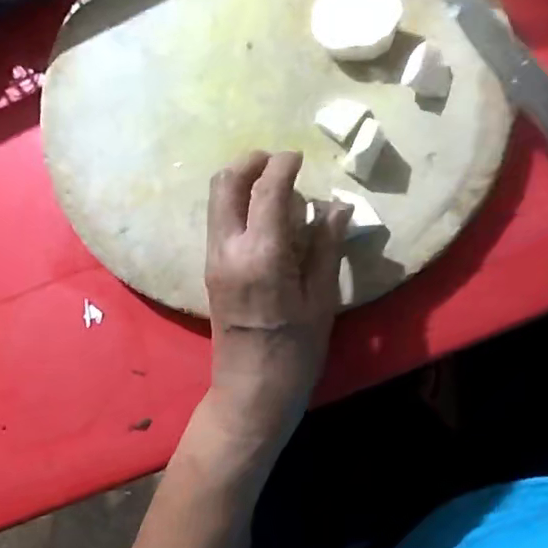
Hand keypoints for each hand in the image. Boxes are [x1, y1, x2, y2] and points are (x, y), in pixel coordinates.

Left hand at [201, 151, 349, 447]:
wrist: (251, 390)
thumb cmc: (296, 349)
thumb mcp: (322, 297)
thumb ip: (326, 245)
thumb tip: (337, 206)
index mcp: (261, 254)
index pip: (266, 189)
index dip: (283, 165)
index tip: (299, 156)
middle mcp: (228, 248)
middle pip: (225, 183)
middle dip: (249, 162)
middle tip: (277, 161)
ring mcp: (213, 258)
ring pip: (216, 199)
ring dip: (240, 180)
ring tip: (273, 183)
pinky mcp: (210, 268)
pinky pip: (219, 220)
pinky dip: (236, 203)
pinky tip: (264, 214)